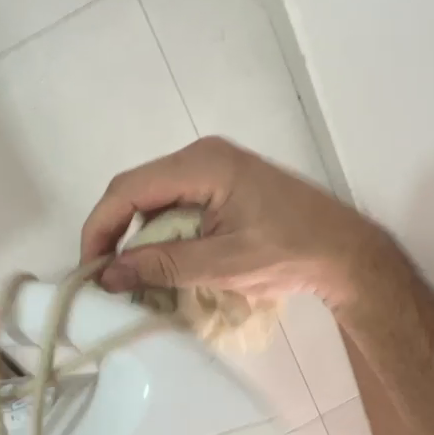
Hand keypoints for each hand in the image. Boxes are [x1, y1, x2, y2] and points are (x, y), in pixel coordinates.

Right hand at [80, 137, 394, 309]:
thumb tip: (109, 274)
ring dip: (138, 239)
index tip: (90, 269)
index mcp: (202, 164)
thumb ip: (163, 266)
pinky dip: (162, 237)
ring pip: (154, 201)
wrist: (343, 250)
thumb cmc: (289, 253)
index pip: (128, 190)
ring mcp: (213, 169)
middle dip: (115, 234)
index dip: (100, 229)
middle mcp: (202, 156)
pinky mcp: (222, 186)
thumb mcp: (222, 265)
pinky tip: (161, 266)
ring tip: (131, 278)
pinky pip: (176, 207)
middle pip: (136, 191)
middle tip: (107, 278)